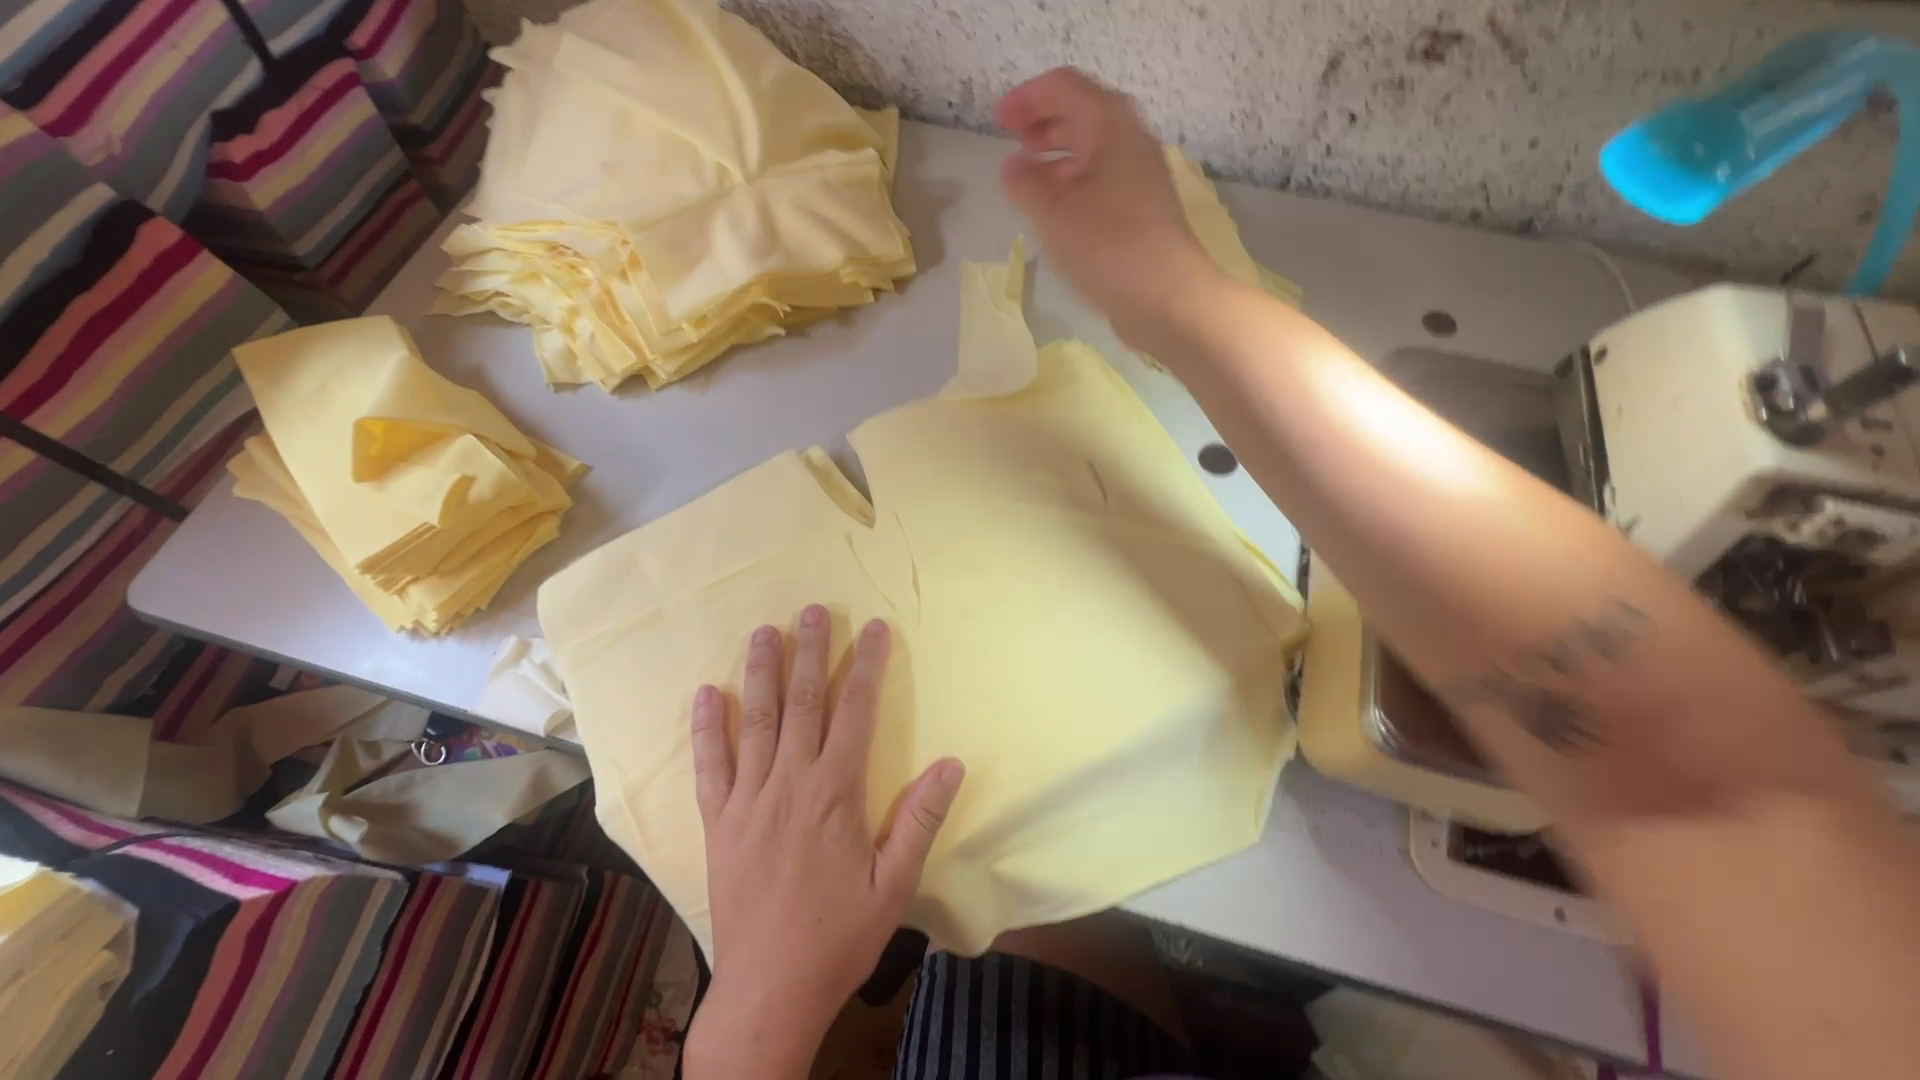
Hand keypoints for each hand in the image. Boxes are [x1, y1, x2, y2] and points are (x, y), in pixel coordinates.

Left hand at [682, 607, 964, 1078]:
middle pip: (802, 703)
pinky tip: (707, 694)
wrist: (769, 989)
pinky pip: (709, 765)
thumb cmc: (839, 937)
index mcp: (836, 795)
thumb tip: (951, 763)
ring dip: (761, 672)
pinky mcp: (718, 822)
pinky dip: (706, 727)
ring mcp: (747, 801)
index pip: (855, 713)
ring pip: (755, 721)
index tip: (872, 628)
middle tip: (815, 609)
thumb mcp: (894, 884)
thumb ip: (919, 819)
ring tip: (765, 630)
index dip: (866, 666)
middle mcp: (788, 785)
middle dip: (812, 652)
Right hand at [995, 68, 1225, 344]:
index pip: (1063, 88)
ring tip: (1028, 176)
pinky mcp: (1143, 208)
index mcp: (1109, 124)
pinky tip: (1056, 208)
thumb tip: (1012, 167)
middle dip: (1043, 123)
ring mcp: (1141, 175)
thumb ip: (1024, 183)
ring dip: (1057, 154)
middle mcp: (1130, 140)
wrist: (1166, 295)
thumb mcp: (1052, 211)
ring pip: (1093, 149)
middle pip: (1082, 114)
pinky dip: (1074, 181)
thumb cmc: (1106, 244)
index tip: (998, 122)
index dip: (1027, 98)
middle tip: (1011, 142)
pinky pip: (1102, 179)